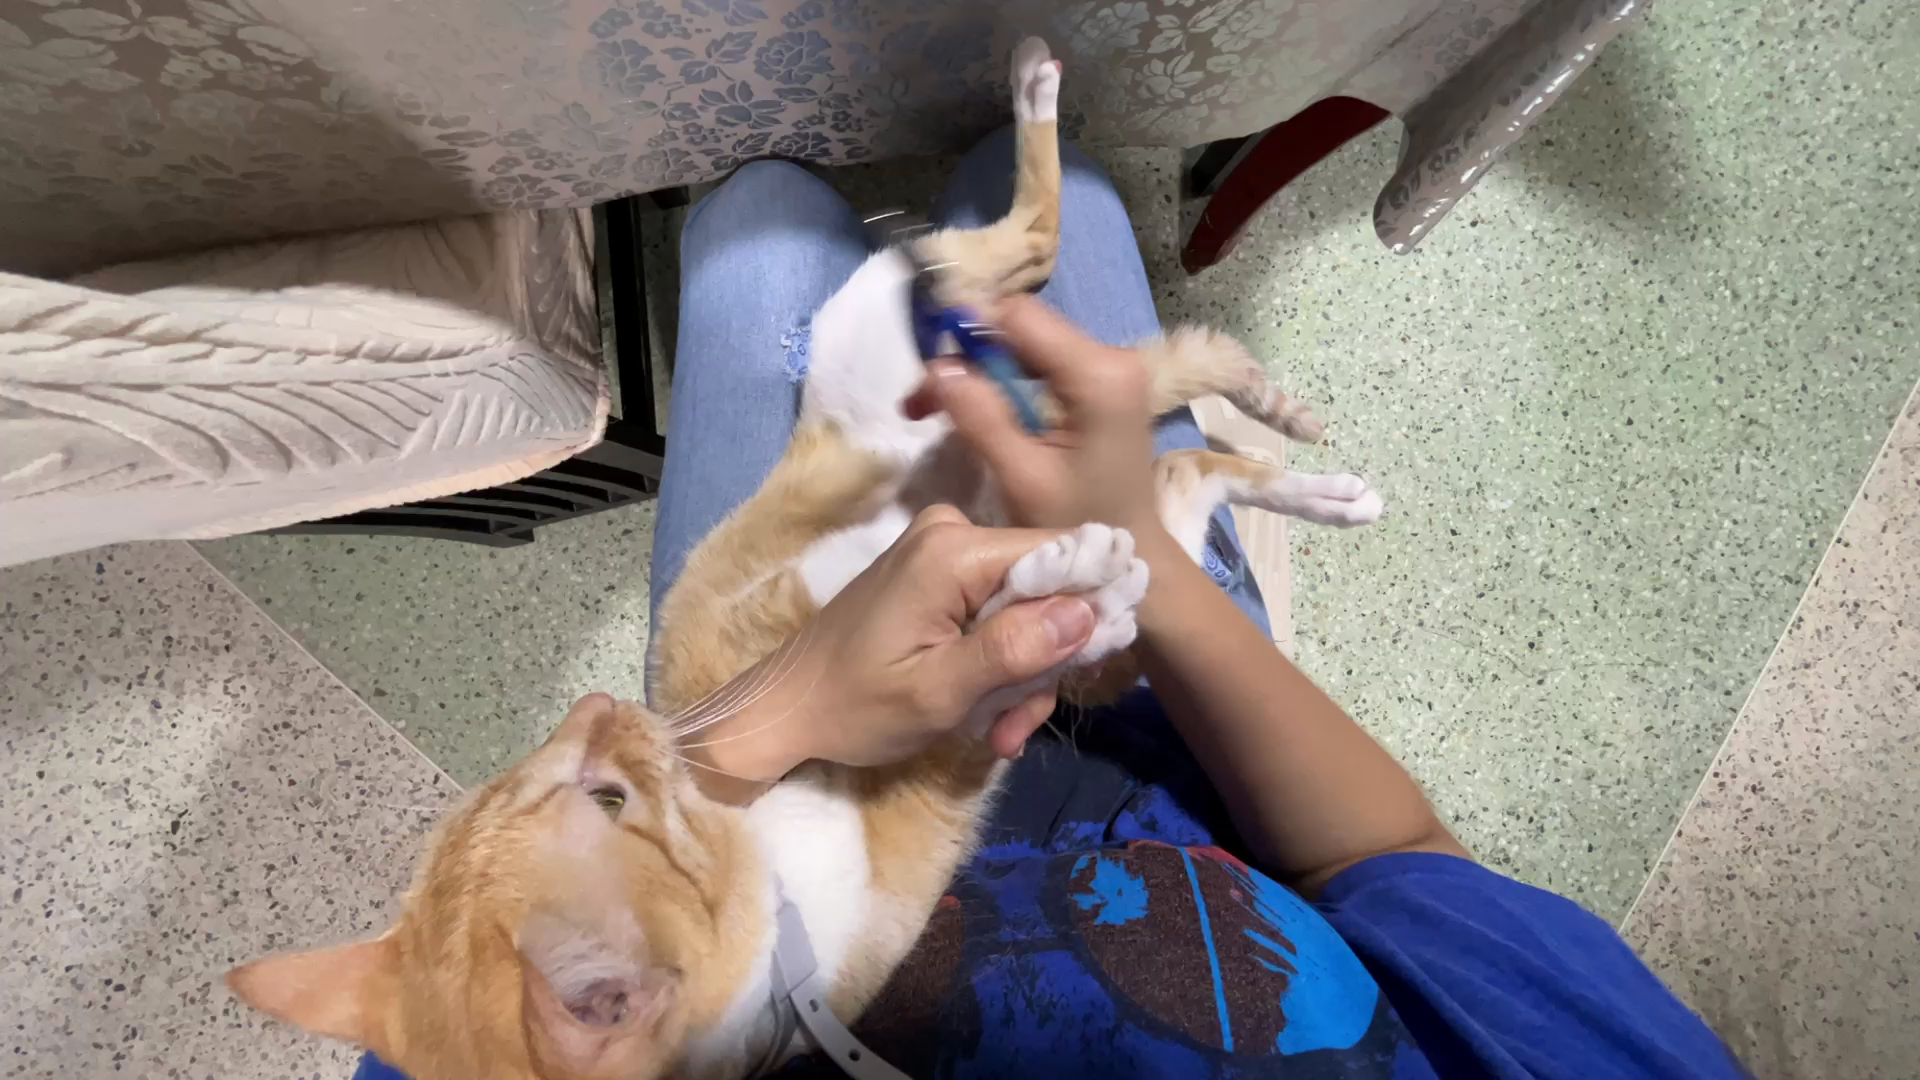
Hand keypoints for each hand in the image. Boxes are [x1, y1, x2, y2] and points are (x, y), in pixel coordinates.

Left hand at [681, 505, 1096, 798]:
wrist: (788, 706)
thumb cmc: (854, 705)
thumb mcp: (939, 692)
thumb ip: (1014, 650)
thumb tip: (1090, 611)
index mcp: (953, 550)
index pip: (1061, 552)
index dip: (1091, 604)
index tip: (1088, 667)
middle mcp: (953, 531)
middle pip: (1043, 585)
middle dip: (1044, 659)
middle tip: (1018, 726)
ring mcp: (943, 550)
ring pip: (1023, 606)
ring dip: (1021, 673)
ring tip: (998, 732)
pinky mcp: (936, 574)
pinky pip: (994, 610)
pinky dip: (997, 660)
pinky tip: (984, 712)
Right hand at [904, 295, 1159, 535]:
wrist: (1133, 550)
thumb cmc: (1079, 522)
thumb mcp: (1023, 477)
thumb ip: (981, 418)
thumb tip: (937, 368)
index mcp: (1101, 375)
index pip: (1021, 317)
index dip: (967, 331)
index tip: (927, 372)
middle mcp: (1112, 356)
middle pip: (1020, 330)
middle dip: (965, 361)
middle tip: (918, 404)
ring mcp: (1110, 367)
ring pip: (1024, 347)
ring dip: (977, 374)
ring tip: (934, 410)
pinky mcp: (1101, 383)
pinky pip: (1038, 366)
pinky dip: (1001, 385)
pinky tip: (974, 412)